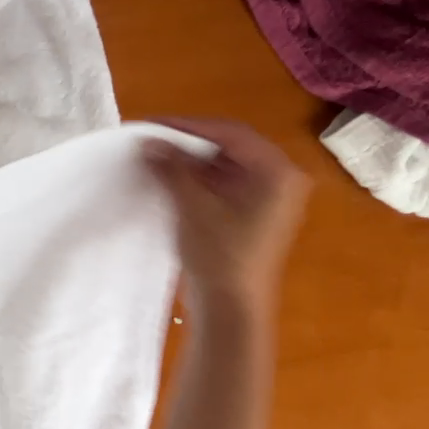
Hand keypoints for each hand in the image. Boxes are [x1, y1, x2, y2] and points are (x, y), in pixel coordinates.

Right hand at [143, 117, 308, 320]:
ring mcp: (266, 197)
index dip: (187, 126)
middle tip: (150, 140)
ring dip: (189, 161)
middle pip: (229, 147)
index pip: (230, 134)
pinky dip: (197, 179)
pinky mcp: (251, 213)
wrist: (230, 304)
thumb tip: (149, 141)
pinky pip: (223, 184)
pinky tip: (170, 181)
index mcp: (276, 172)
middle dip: (188, 143)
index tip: (149, 125)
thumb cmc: (219, 253)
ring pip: (224, 166)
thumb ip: (173, 169)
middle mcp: (279, 178)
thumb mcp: (193, 206)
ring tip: (154, 159)